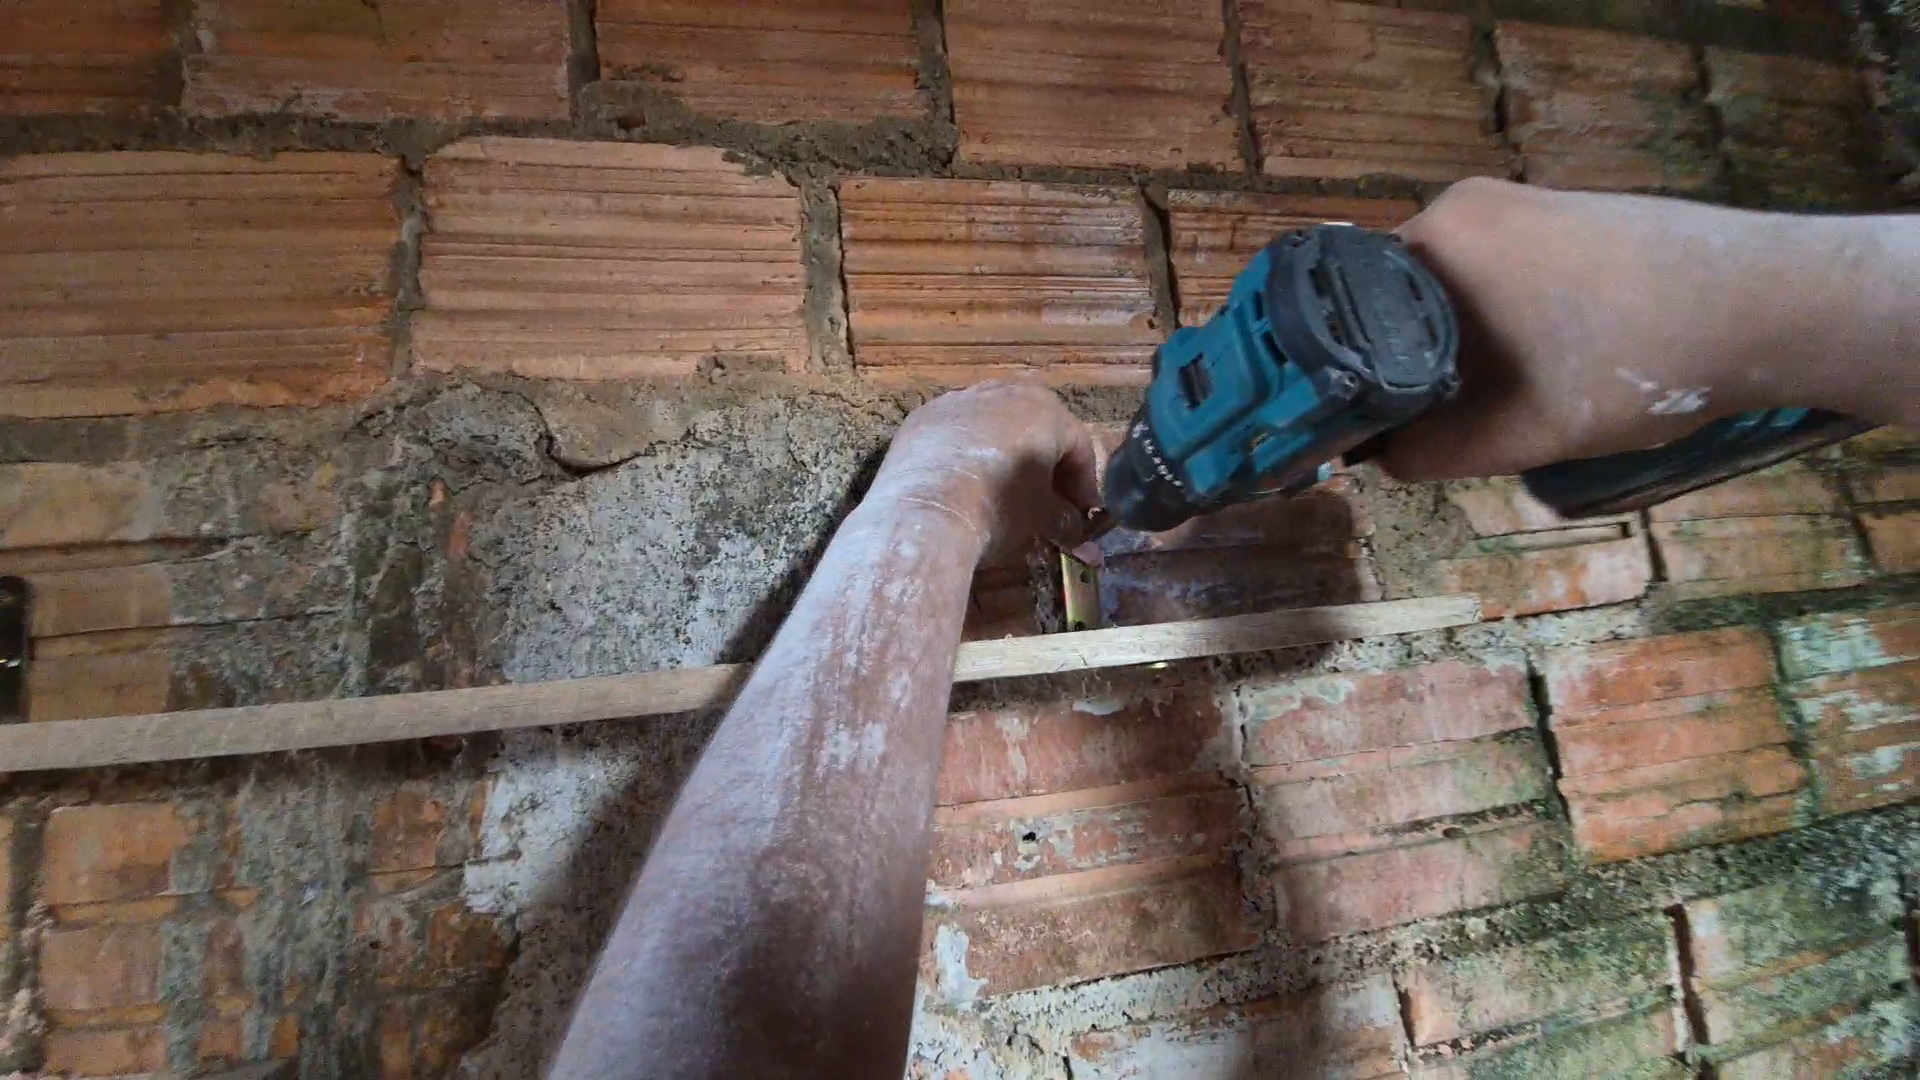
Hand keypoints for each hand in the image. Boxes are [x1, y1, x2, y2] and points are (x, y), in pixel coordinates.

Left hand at [866, 381, 1099, 558]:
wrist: (925, 513)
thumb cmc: (999, 509)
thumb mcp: (1041, 519)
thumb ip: (1069, 526)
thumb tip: (1092, 553)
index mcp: (1046, 409)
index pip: (1079, 448)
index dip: (1083, 487)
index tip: (1081, 517)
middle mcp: (1006, 392)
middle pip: (1038, 431)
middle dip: (1046, 469)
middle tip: (1046, 505)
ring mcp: (960, 399)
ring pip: (996, 428)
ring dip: (1006, 459)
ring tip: (1003, 495)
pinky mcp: (925, 416)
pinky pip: (958, 434)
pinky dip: (968, 456)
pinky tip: (963, 485)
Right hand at [1377, 178, 1790, 479]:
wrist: (1783, 306)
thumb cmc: (1631, 362)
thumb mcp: (1511, 433)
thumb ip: (1422, 455)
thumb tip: (1370, 459)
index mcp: (1437, 235)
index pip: (1342, 307)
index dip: (1344, 365)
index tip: (1354, 410)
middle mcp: (1463, 204)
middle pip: (1386, 298)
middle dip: (1393, 354)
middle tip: (1407, 410)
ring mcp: (1514, 201)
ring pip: (1436, 287)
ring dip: (1440, 338)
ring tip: (1462, 388)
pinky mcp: (1555, 211)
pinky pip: (1483, 270)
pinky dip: (1483, 315)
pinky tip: (1516, 353)